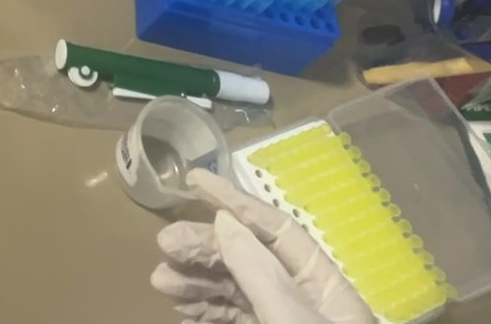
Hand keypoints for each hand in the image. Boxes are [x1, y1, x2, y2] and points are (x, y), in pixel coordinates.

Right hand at [152, 170, 372, 323]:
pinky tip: (181, 314)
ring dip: (197, 283)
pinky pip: (234, 323)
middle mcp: (307, 308)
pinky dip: (204, 315)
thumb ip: (262, 275)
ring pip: (236, 292)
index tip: (193, 181)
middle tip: (163, 248)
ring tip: (161, 284)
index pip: (277, 232)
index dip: (236, 201)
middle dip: (205, 249)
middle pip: (249, 259)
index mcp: (328, 293)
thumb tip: (225, 220)